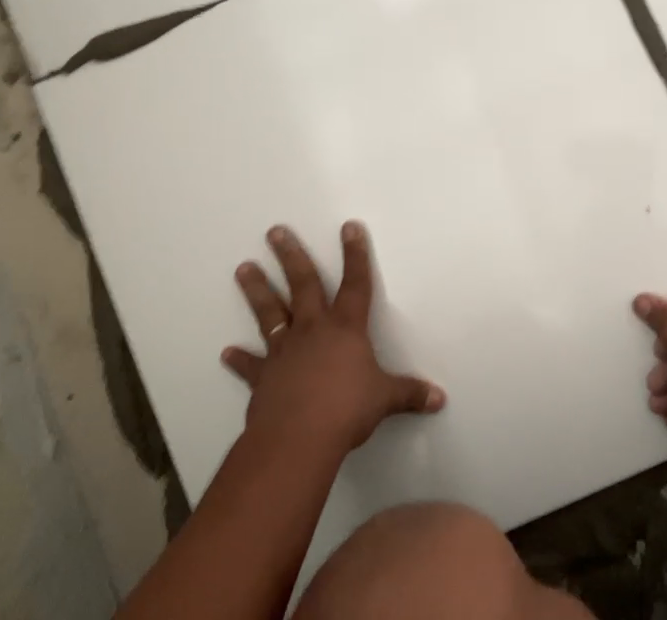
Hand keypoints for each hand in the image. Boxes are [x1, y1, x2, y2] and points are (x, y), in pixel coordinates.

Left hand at [222, 221, 443, 452]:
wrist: (298, 438)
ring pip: (270, 313)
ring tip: (243, 267)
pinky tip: (227, 353)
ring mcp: (284, 352)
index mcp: (346, 329)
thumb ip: (410, 394)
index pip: (356, 284)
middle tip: (275, 232)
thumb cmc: (347, 410)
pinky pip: (251, 365)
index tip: (349, 227)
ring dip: (257, 290)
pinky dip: (240, 359)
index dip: (355, 255)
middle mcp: (313, 331)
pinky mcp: (263, 377)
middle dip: (291, 256)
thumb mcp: (386, 399)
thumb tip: (438, 398)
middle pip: (303, 286)